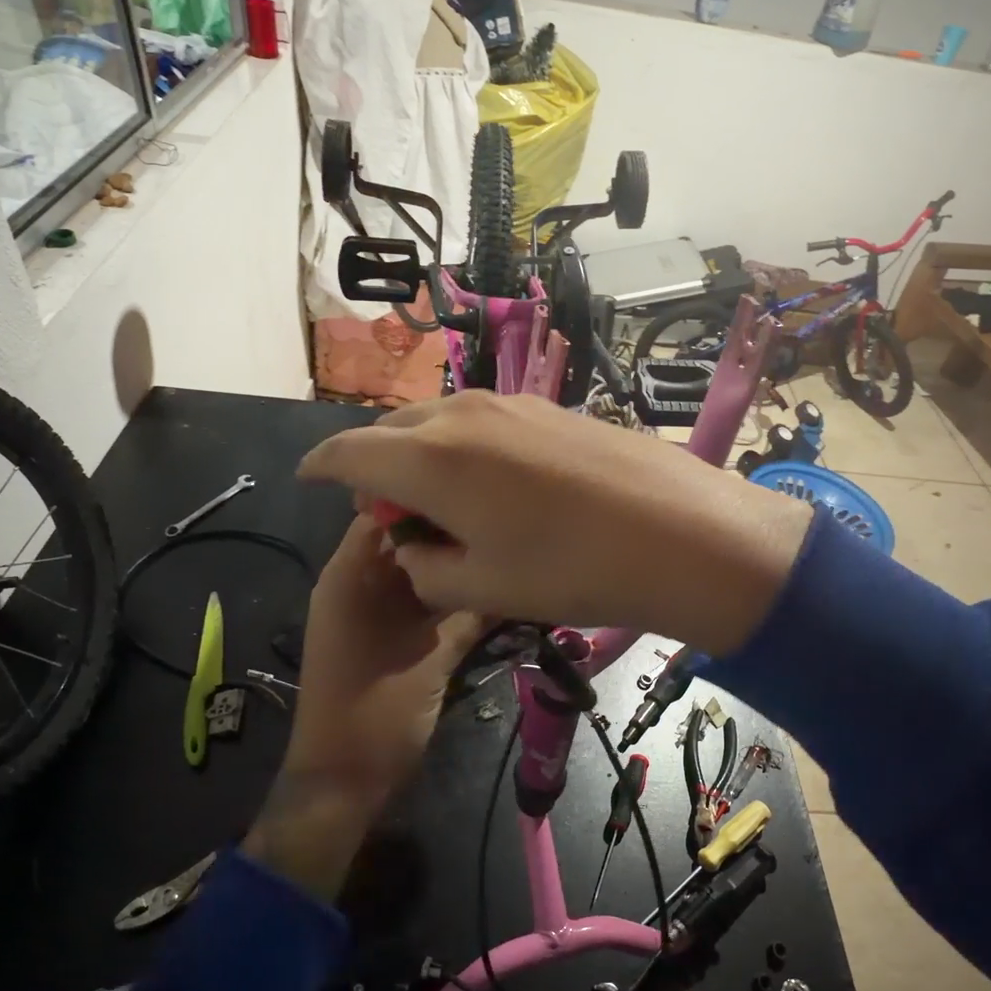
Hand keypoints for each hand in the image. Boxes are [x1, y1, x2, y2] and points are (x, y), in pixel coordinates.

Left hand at [242, 515, 486, 899]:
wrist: (343, 784)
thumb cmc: (373, 718)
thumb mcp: (426, 662)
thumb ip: (467, 616)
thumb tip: (514, 574)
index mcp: (350, 577)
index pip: (384, 512)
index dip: (428, 494)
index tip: (482, 485)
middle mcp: (362, 584)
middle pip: (408, 537)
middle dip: (453, 527)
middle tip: (511, 517)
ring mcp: (379, 610)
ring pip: (421, 568)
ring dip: (458, 561)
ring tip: (513, 543)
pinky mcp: (396, 635)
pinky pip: (426, 600)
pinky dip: (454, 593)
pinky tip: (499, 584)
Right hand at [298, 391, 812, 655]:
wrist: (682, 532)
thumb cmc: (571, 569)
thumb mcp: (482, 588)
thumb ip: (426, 569)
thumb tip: (414, 547)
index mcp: (428, 459)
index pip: (347, 452)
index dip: (319, 466)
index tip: (308, 479)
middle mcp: (459, 415)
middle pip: (390, 430)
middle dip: (372, 466)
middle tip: (384, 510)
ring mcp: (508, 403)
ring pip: (436, 421)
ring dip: (419, 454)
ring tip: (438, 501)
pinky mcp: (546, 407)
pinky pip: (479, 420)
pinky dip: (460, 446)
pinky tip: (489, 483)